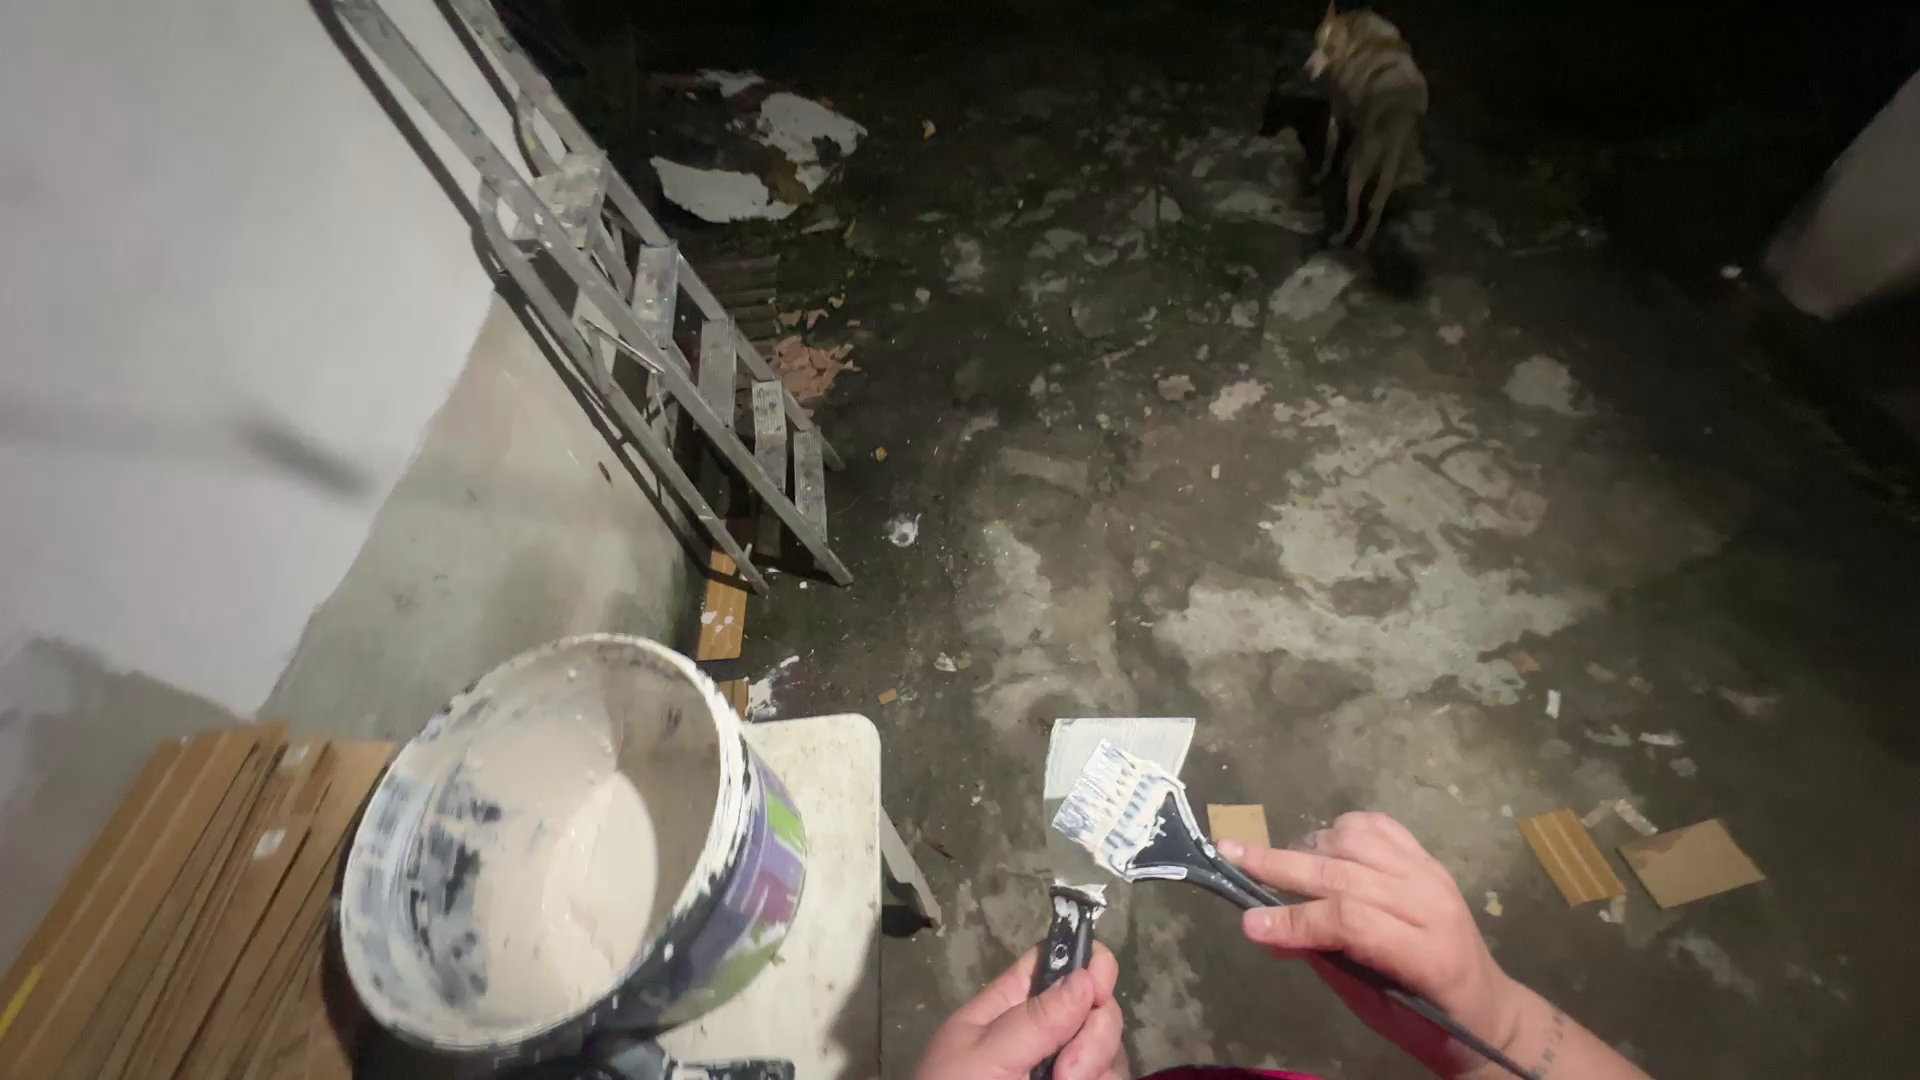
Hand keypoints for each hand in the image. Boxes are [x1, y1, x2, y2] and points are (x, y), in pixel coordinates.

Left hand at [915, 943, 1127, 1079]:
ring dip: (1098, 1065)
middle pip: (1094, 1002)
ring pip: (1108, 1046)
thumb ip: (1033, 1020)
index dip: (1084, 959)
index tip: (1097, 988)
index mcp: (1013, 1001)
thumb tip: (1084, 976)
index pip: (1055, 957)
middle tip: (1066, 1073)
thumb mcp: (984, 1055)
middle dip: (1094, 1033)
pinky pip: (1111, 1077)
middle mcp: (1044, 1029)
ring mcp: (1063, 1065)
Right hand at [1220, 812, 1523, 1079]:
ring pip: (1352, 838)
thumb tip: (1261, 927)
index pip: (1349, 920)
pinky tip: (1322, 848)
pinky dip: (1337, 829)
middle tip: (1230, 853)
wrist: (1488, 1007)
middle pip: (1342, 873)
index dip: (1295, 919)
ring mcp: (1430, 872)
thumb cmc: (1425, 1019)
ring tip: (1283, 864)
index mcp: (1427, 954)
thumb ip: (1320, 958)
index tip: (1247, 923)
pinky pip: (1373, 824)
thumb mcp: (1371, 1005)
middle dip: (1278, 865)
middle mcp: (1431, 903)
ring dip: (1308, 847)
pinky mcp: (1425, 856)